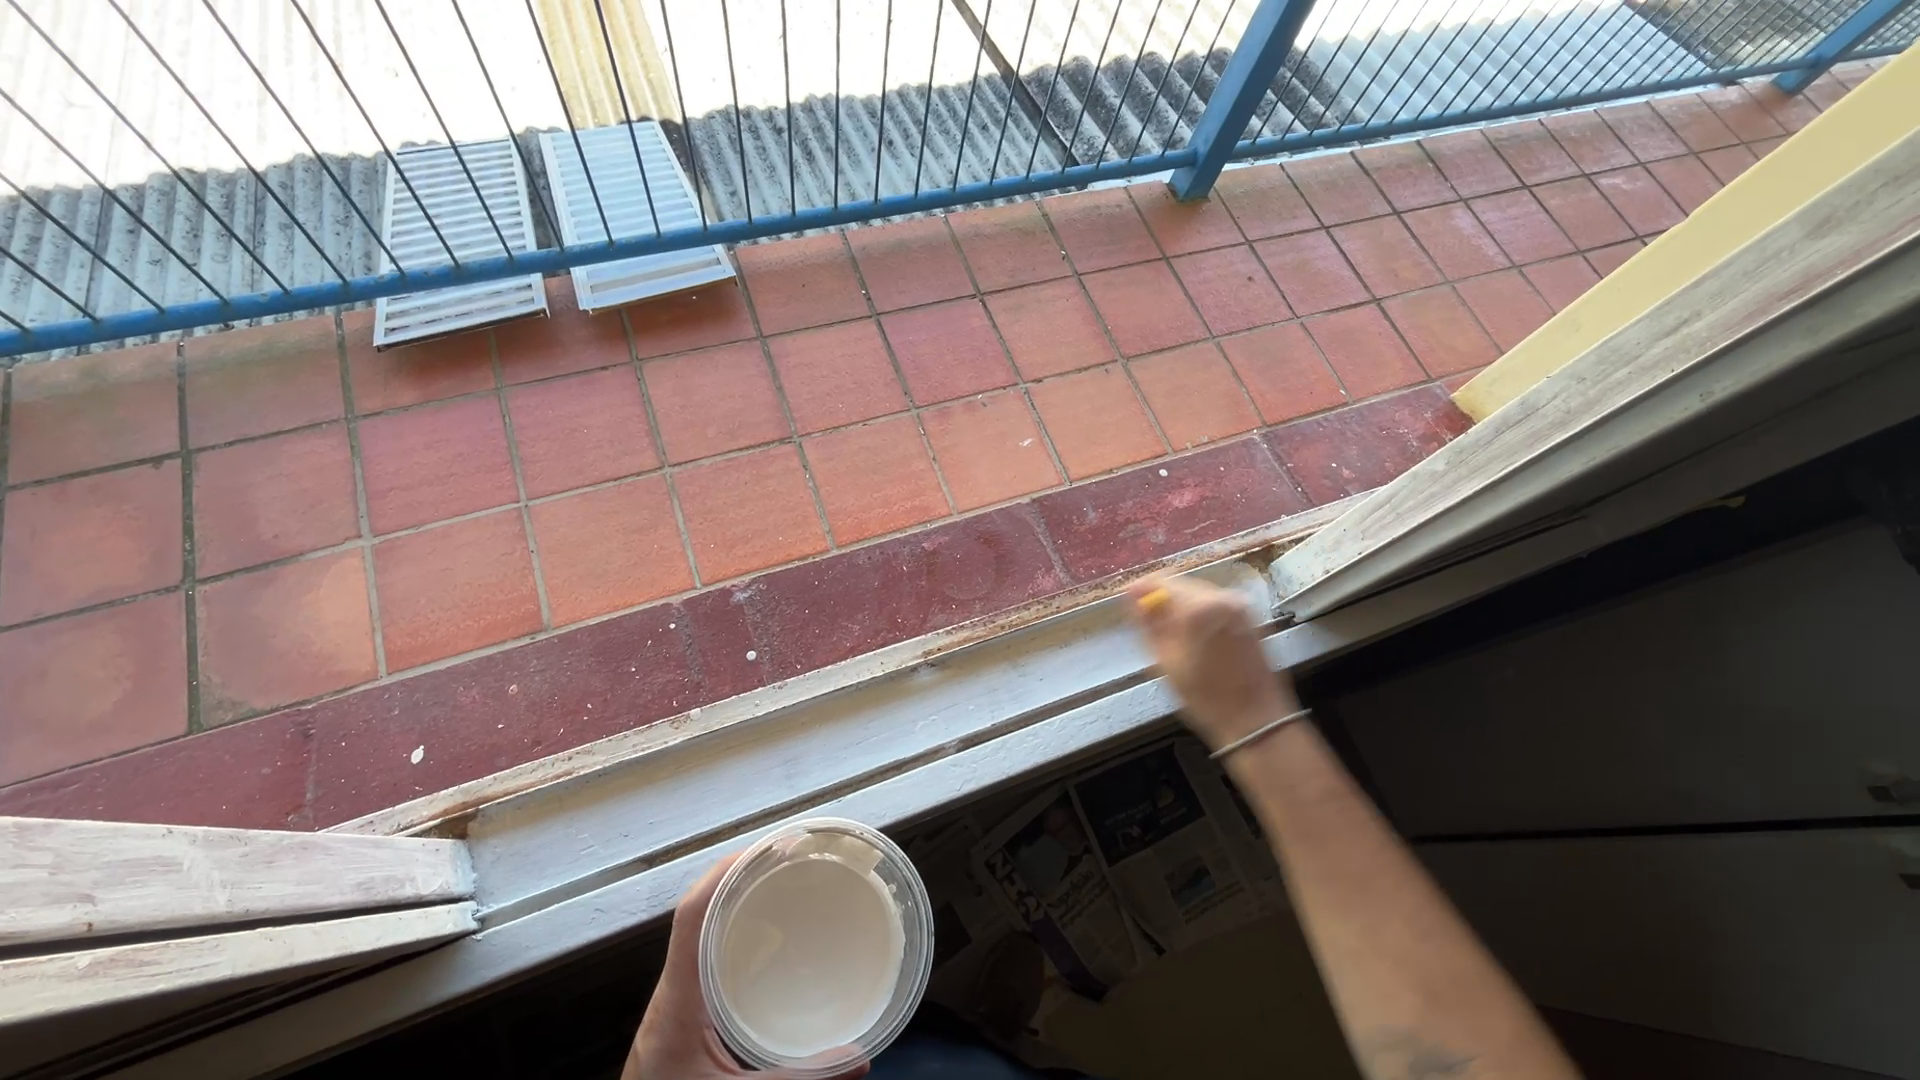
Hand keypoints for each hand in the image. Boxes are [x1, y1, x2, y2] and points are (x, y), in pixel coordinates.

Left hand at [623, 855, 869, 1079]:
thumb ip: (797, 1079)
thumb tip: (862, 1060)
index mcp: (678, 1000)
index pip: (691, 916)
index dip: (725, 873)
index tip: (770, 848)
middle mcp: (673, 990)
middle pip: (698, 911)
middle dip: (740, 874)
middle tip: (789, 857)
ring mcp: (675, 999)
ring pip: (700, 930)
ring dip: (735, 898)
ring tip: (780, 880)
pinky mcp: (683, 1013)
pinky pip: (706, 954)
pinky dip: (734, 930)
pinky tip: (765, 936)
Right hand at [1127, 576, 1300, 750]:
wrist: (1257, 719)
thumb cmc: (1205, 697)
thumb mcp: (1166, 661)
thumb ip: (1148, 622)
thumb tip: (1132, 593)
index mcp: (1199, 608)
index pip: (1160, 581)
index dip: (1143, 591)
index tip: (1133, 606)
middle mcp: (1222, 597)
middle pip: (1181, 584)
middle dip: (1165, 601)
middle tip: (1152, 627)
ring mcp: (1239, 604)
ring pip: (1198, 593)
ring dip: (1183, 608)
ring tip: (1175, 637)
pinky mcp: (1249, 614)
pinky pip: (1215, 604)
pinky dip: (1201, 614)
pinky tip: (1197, 639)